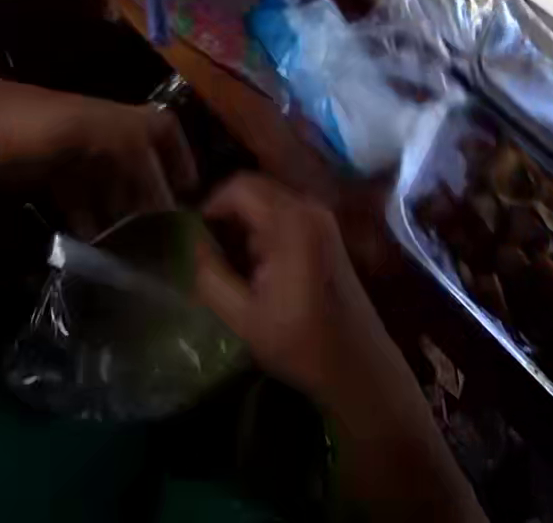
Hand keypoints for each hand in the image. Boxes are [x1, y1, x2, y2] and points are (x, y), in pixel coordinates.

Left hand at [0, 80, 196, 235]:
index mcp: (116, 117)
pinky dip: (90, 225)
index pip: (162, 132)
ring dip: (122, 218)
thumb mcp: (90, 129)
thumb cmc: (34, 126)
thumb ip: (133, 151)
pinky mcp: (49, 182)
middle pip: (137, 168)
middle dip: (151, 200)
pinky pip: (80, 204)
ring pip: (110, 190)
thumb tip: (166, 197)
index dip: (179, 159)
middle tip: (162, 241)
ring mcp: (73, 160)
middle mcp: (100, 136)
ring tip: (133, 254)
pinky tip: (95, 249)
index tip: (190, 198)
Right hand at [193, 174, 415, 421]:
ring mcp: (321, 217)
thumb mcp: (242, 316)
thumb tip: (191, 242)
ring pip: (267, 199)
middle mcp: (309, 207)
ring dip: (244, 222)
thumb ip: (209, 274)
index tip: (195, 235)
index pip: (239, 186)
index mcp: (291, 222)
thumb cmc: (301, 344)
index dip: (211, 204)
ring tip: (230, 261)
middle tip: (209, 248)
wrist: (361, 367)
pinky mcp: (325, 230)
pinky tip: (256, 265)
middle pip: (254, 187)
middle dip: (226, 213)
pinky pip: (283, 212)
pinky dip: (262, 227)